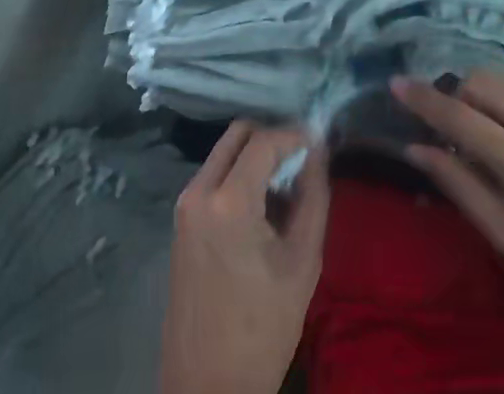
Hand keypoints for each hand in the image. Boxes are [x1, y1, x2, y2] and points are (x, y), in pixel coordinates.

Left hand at [160, 122, 329, 393]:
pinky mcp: (181, 221)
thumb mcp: (303, 258)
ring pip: (224, 153)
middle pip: (238, 134)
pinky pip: (215, 176)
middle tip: (303, 157)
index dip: (297, 134)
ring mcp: (184, 206)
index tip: (322, 141)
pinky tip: (267, 204)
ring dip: (257, 156)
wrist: (208, 384)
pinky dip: (241, 175)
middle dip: (273, 136)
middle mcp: (197, 192)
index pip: (265, 140)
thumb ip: (313, 195)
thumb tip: (319, 151)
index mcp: (228, 202)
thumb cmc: (263, 325)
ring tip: (290, 184)